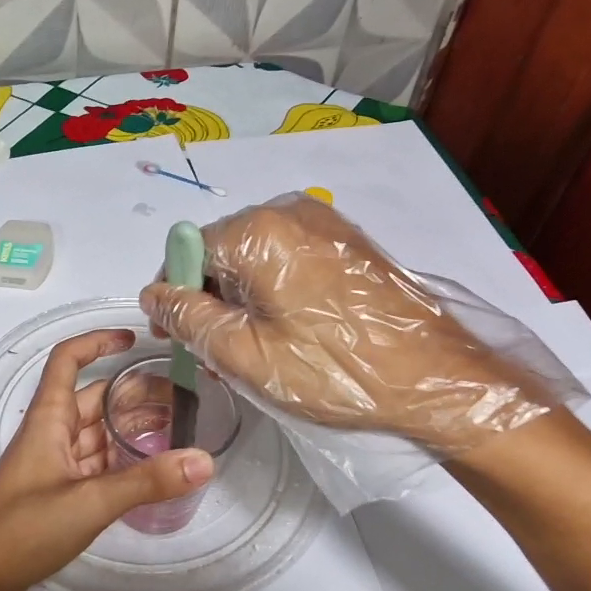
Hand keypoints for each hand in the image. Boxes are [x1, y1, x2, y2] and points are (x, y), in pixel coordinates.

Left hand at [0, 329, 213, 590]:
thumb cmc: (22, 529)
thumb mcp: (88, 503)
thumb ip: (146, 482)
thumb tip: (203, 460)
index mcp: (47, 420)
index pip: (68, 361)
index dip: (98, 342)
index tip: (135, 339)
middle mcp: (49, 435)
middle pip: (92, 399)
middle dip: (132, 393)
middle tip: (182, 398)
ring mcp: (52, 466)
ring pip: (95, 434)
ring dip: (130, 428)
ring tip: (178, 429)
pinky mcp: (56, 494)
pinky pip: (94, 465)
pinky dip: (121, 462)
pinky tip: (151, 470)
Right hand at [139, 194, 554, 450]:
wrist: (437, 378)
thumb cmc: (333, 369)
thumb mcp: (244, 354)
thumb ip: (188, 318)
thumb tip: (152, 293)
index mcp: (257, 232)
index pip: (187, 253)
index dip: (175, 297)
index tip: (180, 340)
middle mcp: (288, 212)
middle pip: (221, 253)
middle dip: (209, 302)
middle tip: (220, 357)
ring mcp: (323, 224)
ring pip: (254, 259)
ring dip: (241, 303)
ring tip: (255, 354)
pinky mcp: (347, 243)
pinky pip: (288, 261)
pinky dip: (274, 294)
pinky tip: (289, 334)